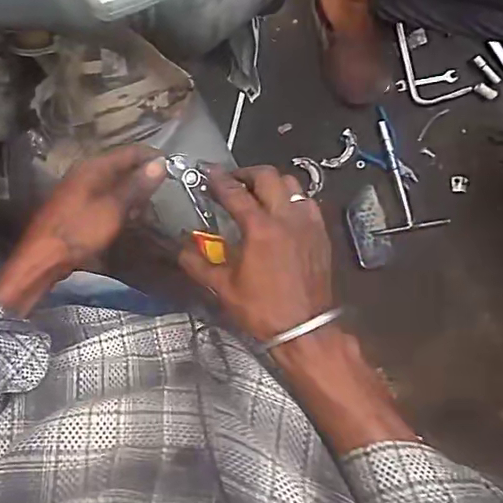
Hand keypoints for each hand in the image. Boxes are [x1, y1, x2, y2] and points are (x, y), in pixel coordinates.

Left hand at [0, 145, 164, 312]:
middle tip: (162, 194)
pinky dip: (119, 206)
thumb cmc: (78, 232)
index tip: (175, 168)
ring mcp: (79, 190)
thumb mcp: (113, 209)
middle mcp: (85, 173)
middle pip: (121, 167)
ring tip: (147, 210)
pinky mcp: (76, 208)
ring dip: (132, 195)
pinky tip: (126, 220)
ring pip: (114, 184)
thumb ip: (136, 186)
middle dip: (143, 178)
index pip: (129, 152)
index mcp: (92, 167)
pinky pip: (104, 198)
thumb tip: (160, 164)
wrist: (41, 260)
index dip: (152, 157)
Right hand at [176, 165, 333, 342]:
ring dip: (271, 182)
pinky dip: (291, 198)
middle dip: (246, 173)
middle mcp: (286, 218)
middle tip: (231, 181)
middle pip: (267, 176)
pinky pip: (307, 202)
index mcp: (260, 228)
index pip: (234, 192)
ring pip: (291, 184)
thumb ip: (198, 263)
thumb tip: (182, 247)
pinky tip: (281, 211)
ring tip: (257, 192)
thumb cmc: (263, 310)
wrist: (305, 329)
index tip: (207, 173)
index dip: (217, 179)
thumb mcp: (223, 288)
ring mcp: (307, 223)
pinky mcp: (321, 233)